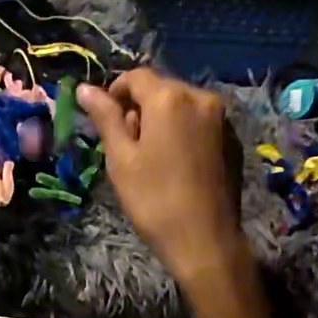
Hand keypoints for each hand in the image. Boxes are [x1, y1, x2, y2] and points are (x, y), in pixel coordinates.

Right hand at [78, 69, 250, 289]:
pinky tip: (175, 166)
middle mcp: (201, 97)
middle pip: (161, 89)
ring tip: (150, 159)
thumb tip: (85, 88)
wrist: (204, 240)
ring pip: (181, 106)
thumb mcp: (121, 159)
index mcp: (169, 98)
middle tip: (126, 147)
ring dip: (161, 121)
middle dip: (139, 109)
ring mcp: (221, 119)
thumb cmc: (154, 200)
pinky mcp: (232, 140)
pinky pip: (199, 124)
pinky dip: (182, 134)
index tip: (105, 123)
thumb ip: (106, 118)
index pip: (135, 76)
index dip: (114, 94)